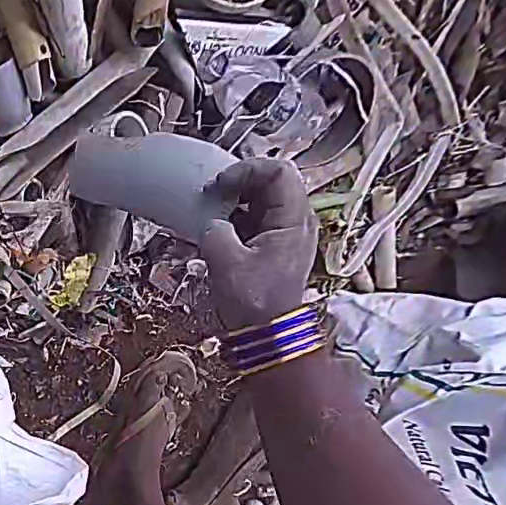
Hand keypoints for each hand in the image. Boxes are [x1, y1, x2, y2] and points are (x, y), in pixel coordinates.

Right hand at [200, 155, 317, 328]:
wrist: (267, 335)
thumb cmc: (253, 301)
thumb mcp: (226, 262)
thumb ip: (214, 231)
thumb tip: (212, 223)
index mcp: (294, 220)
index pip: (278, 171)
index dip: (246, 170)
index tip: (219, 185)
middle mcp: (296, 222)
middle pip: (271, 183)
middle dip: (238, 184)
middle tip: (211, 196)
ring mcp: (286, 235)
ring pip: (261, 201)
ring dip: (234, 202)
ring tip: (210, 213)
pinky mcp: (273, 247)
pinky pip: (254, 220)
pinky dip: (234, 219)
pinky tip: (215, 230)